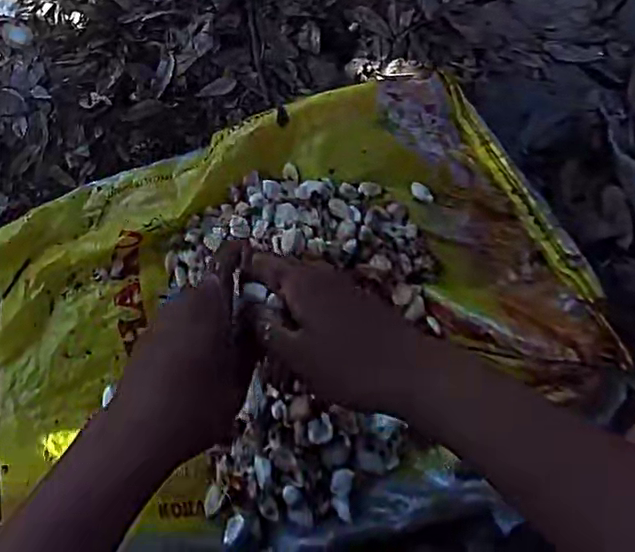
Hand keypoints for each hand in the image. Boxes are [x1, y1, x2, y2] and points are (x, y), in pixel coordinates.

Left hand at [109, 250, 255, 465]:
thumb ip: (249, 347)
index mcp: (209, 302)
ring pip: (194, 309)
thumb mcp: (237, 383)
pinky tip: (196, 366)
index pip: (225, 261)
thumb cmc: (196, 405)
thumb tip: (257, 321)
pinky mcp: (148, 335)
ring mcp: (162, 317)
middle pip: (211, 289)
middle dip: (229, 300)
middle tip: (250, 323)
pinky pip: (178, 325)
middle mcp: (183, 300)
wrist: (137, 428)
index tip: (250, 251)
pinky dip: (191, 334)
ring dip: (209, 320)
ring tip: (225, 351)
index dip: (238, 253)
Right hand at [244, 250, 429, 413]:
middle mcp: (315, 273)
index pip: (257, 261)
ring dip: (280, 300)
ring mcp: (337, 284)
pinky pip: (315, 295)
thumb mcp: (298, 356)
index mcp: (297, 280)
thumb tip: (245, 309)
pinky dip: (301, 308)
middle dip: (258, 288)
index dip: (237, 272)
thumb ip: (266, 330)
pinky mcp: (353, 299)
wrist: (414, 373)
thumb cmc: (350, 366)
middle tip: (241, 315)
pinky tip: (301, 334)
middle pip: (277, 271)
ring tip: (268, 328)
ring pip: (297, 284)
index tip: (220, 290)